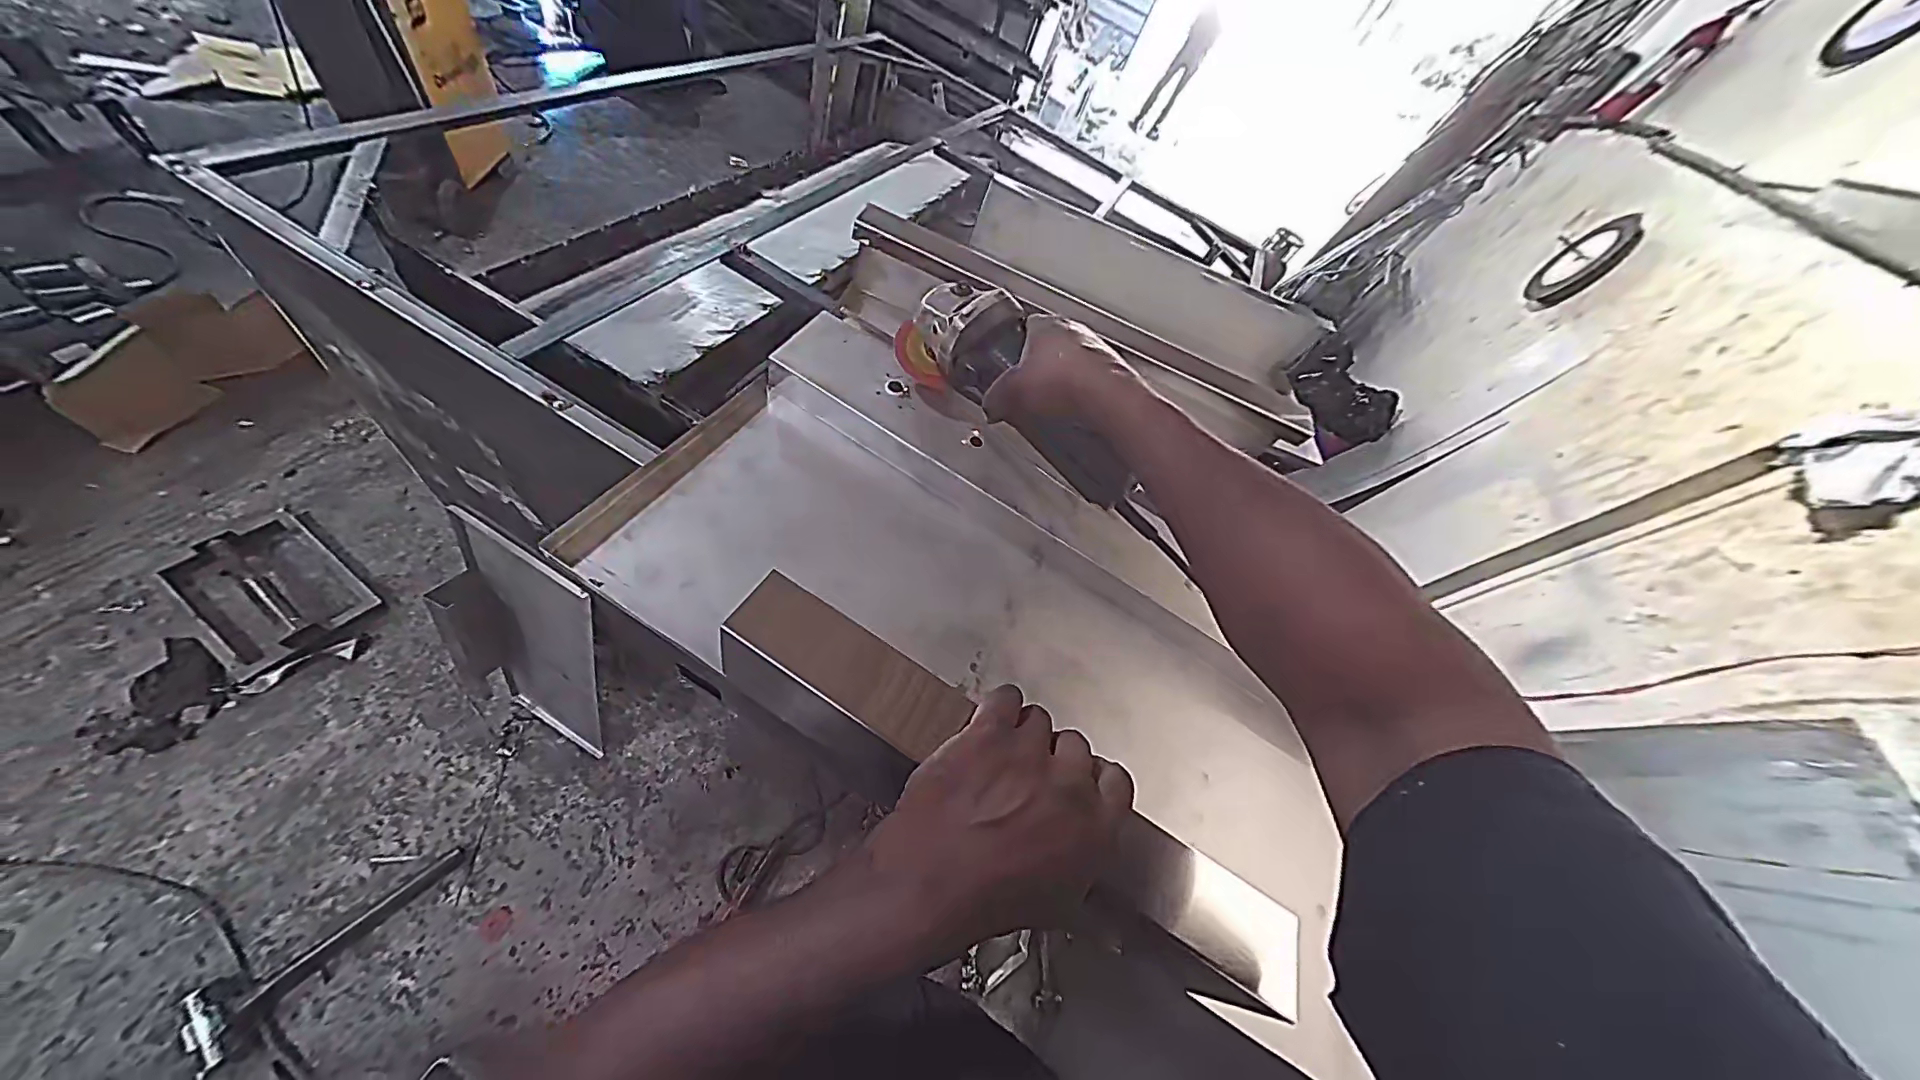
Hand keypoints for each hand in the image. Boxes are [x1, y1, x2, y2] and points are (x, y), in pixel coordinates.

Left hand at [863, 684, 1133, 957]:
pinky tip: (992, 717)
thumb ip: (1079, 855)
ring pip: (1039, 721)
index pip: (1115, 782)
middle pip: (1075, 746)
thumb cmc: (985, 899)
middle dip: (1053, 757)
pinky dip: (1001, 706)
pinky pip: (1007, 700)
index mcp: (1095, 827)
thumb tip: (1074, 844)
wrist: (932, 882)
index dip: (1093, 776)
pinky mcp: (991, 734)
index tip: (1079, 777)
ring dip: (1023, 735)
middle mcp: (1070, 783)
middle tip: (1029, 774)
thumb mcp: (1056, 899)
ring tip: (1002, 752)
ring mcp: (1030, 753)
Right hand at [983, 315, 1145, 430]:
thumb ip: (994, 398)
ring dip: (1063, 381)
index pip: (1024, 327)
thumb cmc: (1064, 382)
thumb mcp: (1010, 393)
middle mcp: (1075, 330)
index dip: (1013, 346)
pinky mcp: (1114, 373)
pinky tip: (1073, 411)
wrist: (1106, 400)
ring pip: (1073, 363)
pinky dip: (1082, 395)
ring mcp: (1098, 350)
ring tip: (1052, 405)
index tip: (1009, 363)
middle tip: (1028, 390)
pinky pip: (1092, 382)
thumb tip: (991, 404)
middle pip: (1050, 346)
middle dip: (1039, 367)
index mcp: (1047, 323)